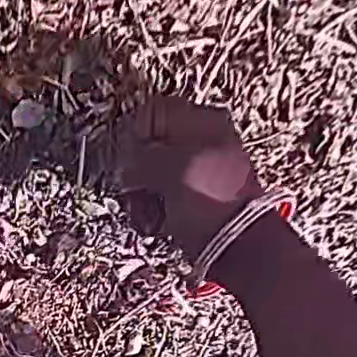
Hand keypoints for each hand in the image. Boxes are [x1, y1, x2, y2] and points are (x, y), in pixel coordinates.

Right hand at [114, 96, 263, 261]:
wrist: (233, 243)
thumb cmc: (211, 201)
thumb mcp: (176, 168)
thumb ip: (144, 155)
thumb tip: (123, 160)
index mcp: (201, 122)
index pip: (149, 113)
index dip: (134, 137)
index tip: (132, 160)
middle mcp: (194, 142)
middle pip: (141, 149)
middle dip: (133, 172)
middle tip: (140, 188)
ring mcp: (186, 171)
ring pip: (140, 177)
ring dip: (137, 197)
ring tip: (150, 210)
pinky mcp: (180, 197)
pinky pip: (149, 198)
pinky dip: (146, 210)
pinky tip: (156, 219)